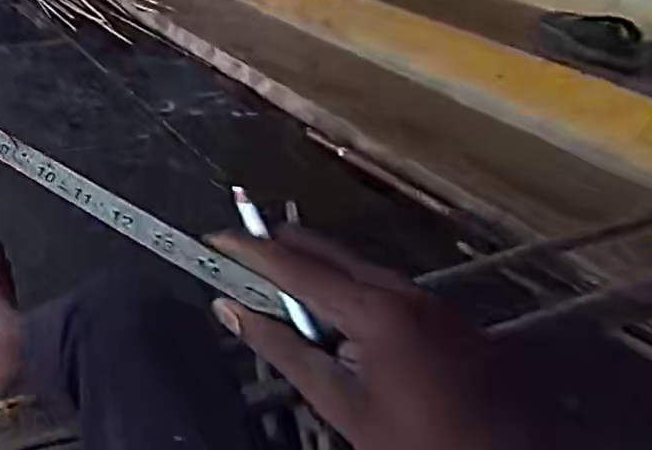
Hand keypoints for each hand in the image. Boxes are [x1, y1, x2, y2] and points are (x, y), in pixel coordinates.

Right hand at [210, 226, 523, 449]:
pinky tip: (341, 324)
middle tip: (242, 269)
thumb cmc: (425, 447)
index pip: (287, 261)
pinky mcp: (458, 323)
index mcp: (375, 311)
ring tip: (292, 307)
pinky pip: (384, 286)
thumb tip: (225, 308)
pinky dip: (349, 290)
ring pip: (351, 265)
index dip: (243, 247)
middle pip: (320, 248)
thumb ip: (278, 346)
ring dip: (313, 273)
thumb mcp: (341, 404)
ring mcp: (439, 307)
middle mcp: (407, 295)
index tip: (210, 239)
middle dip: (276, 252)